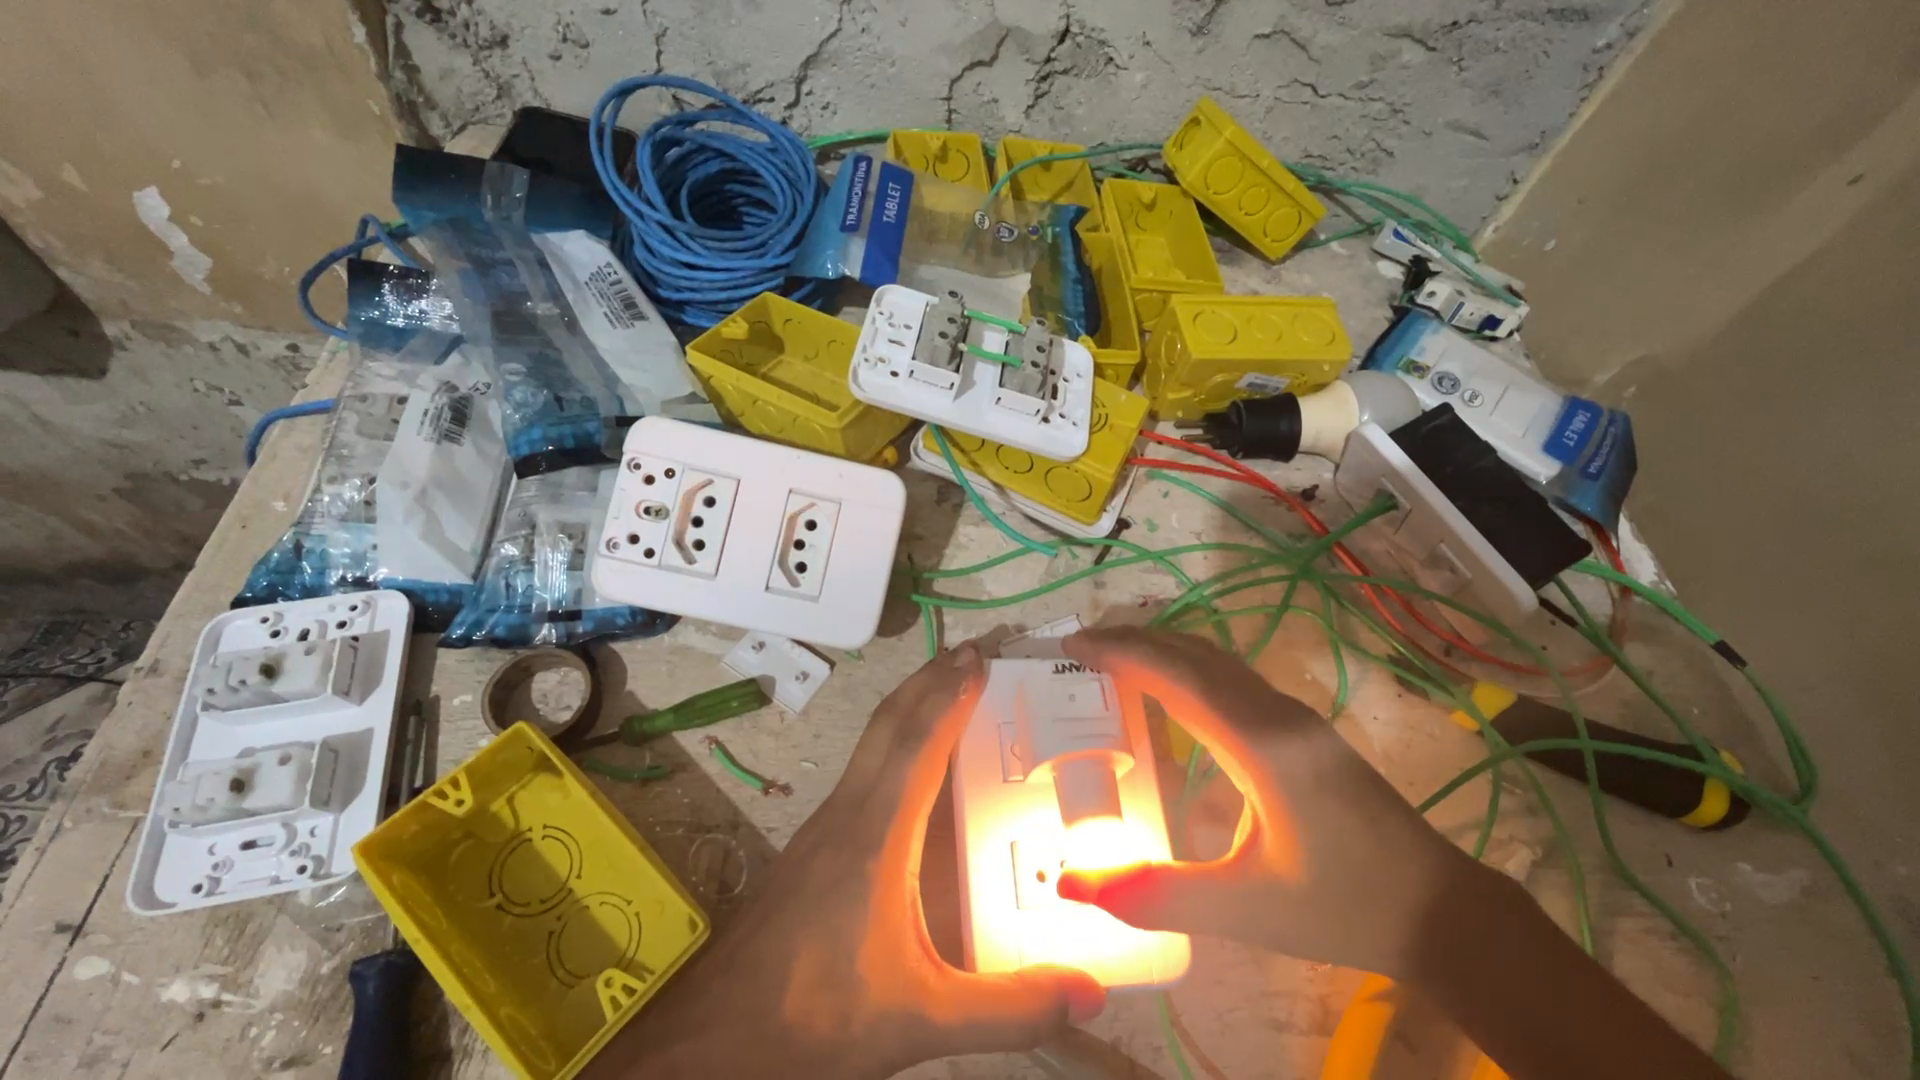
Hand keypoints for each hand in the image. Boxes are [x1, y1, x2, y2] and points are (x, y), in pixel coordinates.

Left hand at [583, 642, 1104, 1079]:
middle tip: (970, 652)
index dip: (949, 697)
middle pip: (887, 726)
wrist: (718, 1036)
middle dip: (928, 681)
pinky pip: (860, 773)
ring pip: (869, 746)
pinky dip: (892, 745)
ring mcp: (821, 829)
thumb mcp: (924, 1019)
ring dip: (908, 708)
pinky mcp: (810, 849)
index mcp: (875, 838)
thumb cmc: (818, 1015)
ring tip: (946, 691)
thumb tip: (1092, 994)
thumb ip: (1010, 1011)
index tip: (978, 657)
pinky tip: (910, 774)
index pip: (917, 745)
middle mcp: (846, 816)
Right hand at [1055, 627, 1487, 979]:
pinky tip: (1174, 695)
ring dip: (1165, 651)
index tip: (1072, 646)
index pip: (1177, 677)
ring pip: (1219, 663)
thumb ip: (1151, 895)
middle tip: (1081, 647)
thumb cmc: (1341, 906)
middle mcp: (1277, 716)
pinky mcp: (1307, 734)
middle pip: (1196, 655)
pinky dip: (1190, 671)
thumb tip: (1066, 886)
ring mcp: (1297, 720)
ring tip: (1115, 659)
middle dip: (1136, 641)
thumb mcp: (1240, 908)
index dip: (1121, 653)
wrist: (1440, 910)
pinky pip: (1234, 682)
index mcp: (1260, 745)